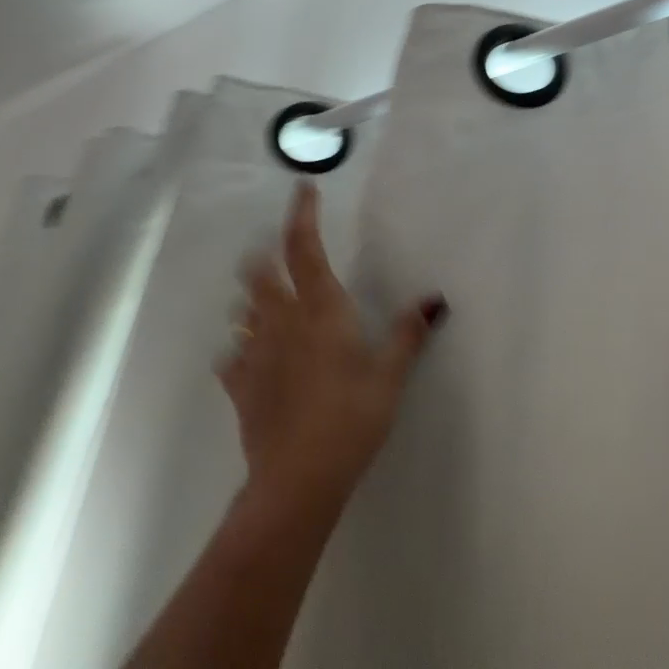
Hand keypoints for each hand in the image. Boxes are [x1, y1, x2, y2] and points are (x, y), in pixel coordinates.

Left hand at [218, 181, 444, 506]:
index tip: (302, 190)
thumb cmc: (352, 417)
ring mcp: (254, 354)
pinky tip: (256, 358)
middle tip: (284, 253)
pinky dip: (244, 347)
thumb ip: (408, 334)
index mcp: (322, 312)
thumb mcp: (390, 375)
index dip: (302, 216)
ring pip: (244, 310)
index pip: (305, 250)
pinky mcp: (240, 386)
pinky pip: (235, 354)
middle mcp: (282, 323)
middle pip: (261, 273)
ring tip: (272, 303)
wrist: (297, 478)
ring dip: (255, 299)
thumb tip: (433, 300)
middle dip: (268, 255)